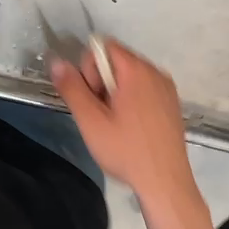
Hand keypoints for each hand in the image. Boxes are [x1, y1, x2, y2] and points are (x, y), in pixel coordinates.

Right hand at [50, 38, 195, 199]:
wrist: (165, 181)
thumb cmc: (126, 150)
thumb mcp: (91, 121)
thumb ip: (72, 88)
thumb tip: (57, 62)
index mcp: (136, 71)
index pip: (103, 47)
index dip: (89, 69)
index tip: (92, 99)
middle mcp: (155, 72)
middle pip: (116, 60)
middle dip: (101, 81)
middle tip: (101, 115)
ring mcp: (167, 88)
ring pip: (129, 76)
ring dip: (114, 93)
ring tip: (115, 124)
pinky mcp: (172, 103)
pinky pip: (144, 89)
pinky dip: (131, 101)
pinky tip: (129, 127)